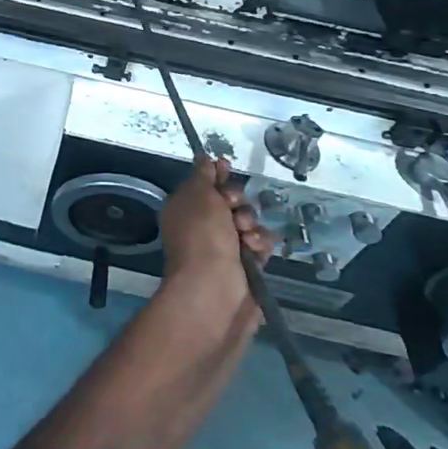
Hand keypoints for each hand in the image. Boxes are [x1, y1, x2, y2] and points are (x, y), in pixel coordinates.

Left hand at [159, 157, 272, 310]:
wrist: (214, 290)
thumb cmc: (201, 236)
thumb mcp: (198, 195)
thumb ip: (203, 174)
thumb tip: (203, 158)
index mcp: (186, 209)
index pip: (205, 183)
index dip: (217, 173)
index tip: (226, 165)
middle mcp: (204, 226)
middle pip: (230, 200)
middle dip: (236, 199)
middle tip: (232, 207)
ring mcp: (226, 247)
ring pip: (249, 220)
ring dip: (249, 222)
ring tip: (244, 235)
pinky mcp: (247, 265)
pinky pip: (261, 243)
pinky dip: (260, 243)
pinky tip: (253, 250)